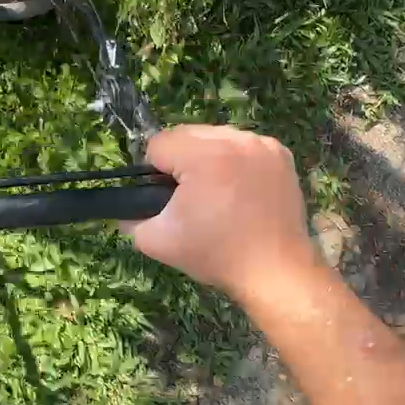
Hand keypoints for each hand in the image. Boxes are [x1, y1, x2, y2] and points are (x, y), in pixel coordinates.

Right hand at [125, 125, 316, 300]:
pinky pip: (242, 145)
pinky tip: (238, 189)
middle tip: (189, 198)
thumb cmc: (215, 254)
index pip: (159, 144)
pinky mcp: (280, 154)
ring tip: (214, 193)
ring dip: (207, 157)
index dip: (154, 172)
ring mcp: (262, 145)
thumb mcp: (158, 242)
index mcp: (205, 157)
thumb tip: (124, 210)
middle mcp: (236, 140)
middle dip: (181, 161)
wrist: (274, 270)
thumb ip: (131, 219)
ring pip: (215, 136)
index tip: (166, 198)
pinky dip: (234, 161)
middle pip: (187, 134)